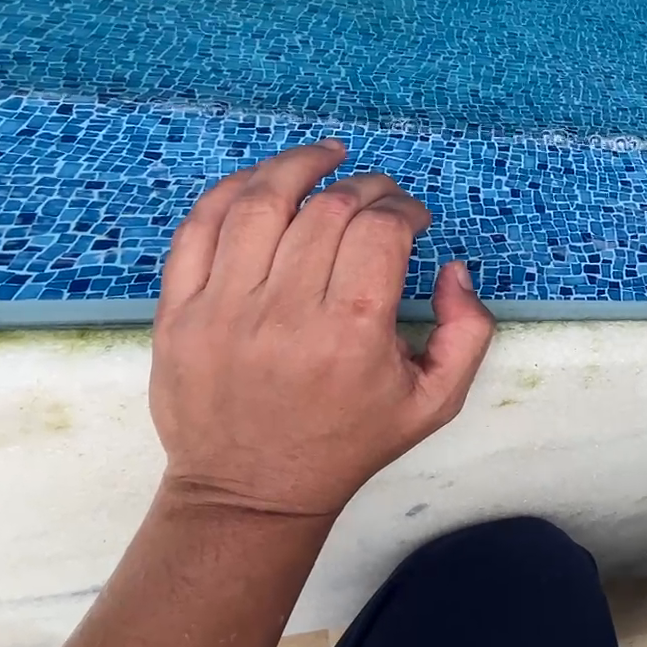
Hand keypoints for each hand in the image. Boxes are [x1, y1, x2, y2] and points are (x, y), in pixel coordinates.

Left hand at [150, 140, 492, 517]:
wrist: (250, 491)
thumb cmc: (353, 441)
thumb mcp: (439, 399)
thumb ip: (469, 330)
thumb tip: (454, 269)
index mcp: (352, 331)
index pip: (380, 230)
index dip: (406, 209)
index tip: (415, 218)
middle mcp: (285, 312)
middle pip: (329, 209)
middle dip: (368, 187)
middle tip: (384, 194)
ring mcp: (221, 309)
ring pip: (259, 204)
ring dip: (299, 166)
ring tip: (328, 155)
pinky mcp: (177, 313)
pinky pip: (197, 229)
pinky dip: (233, 190)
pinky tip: (266, 179)